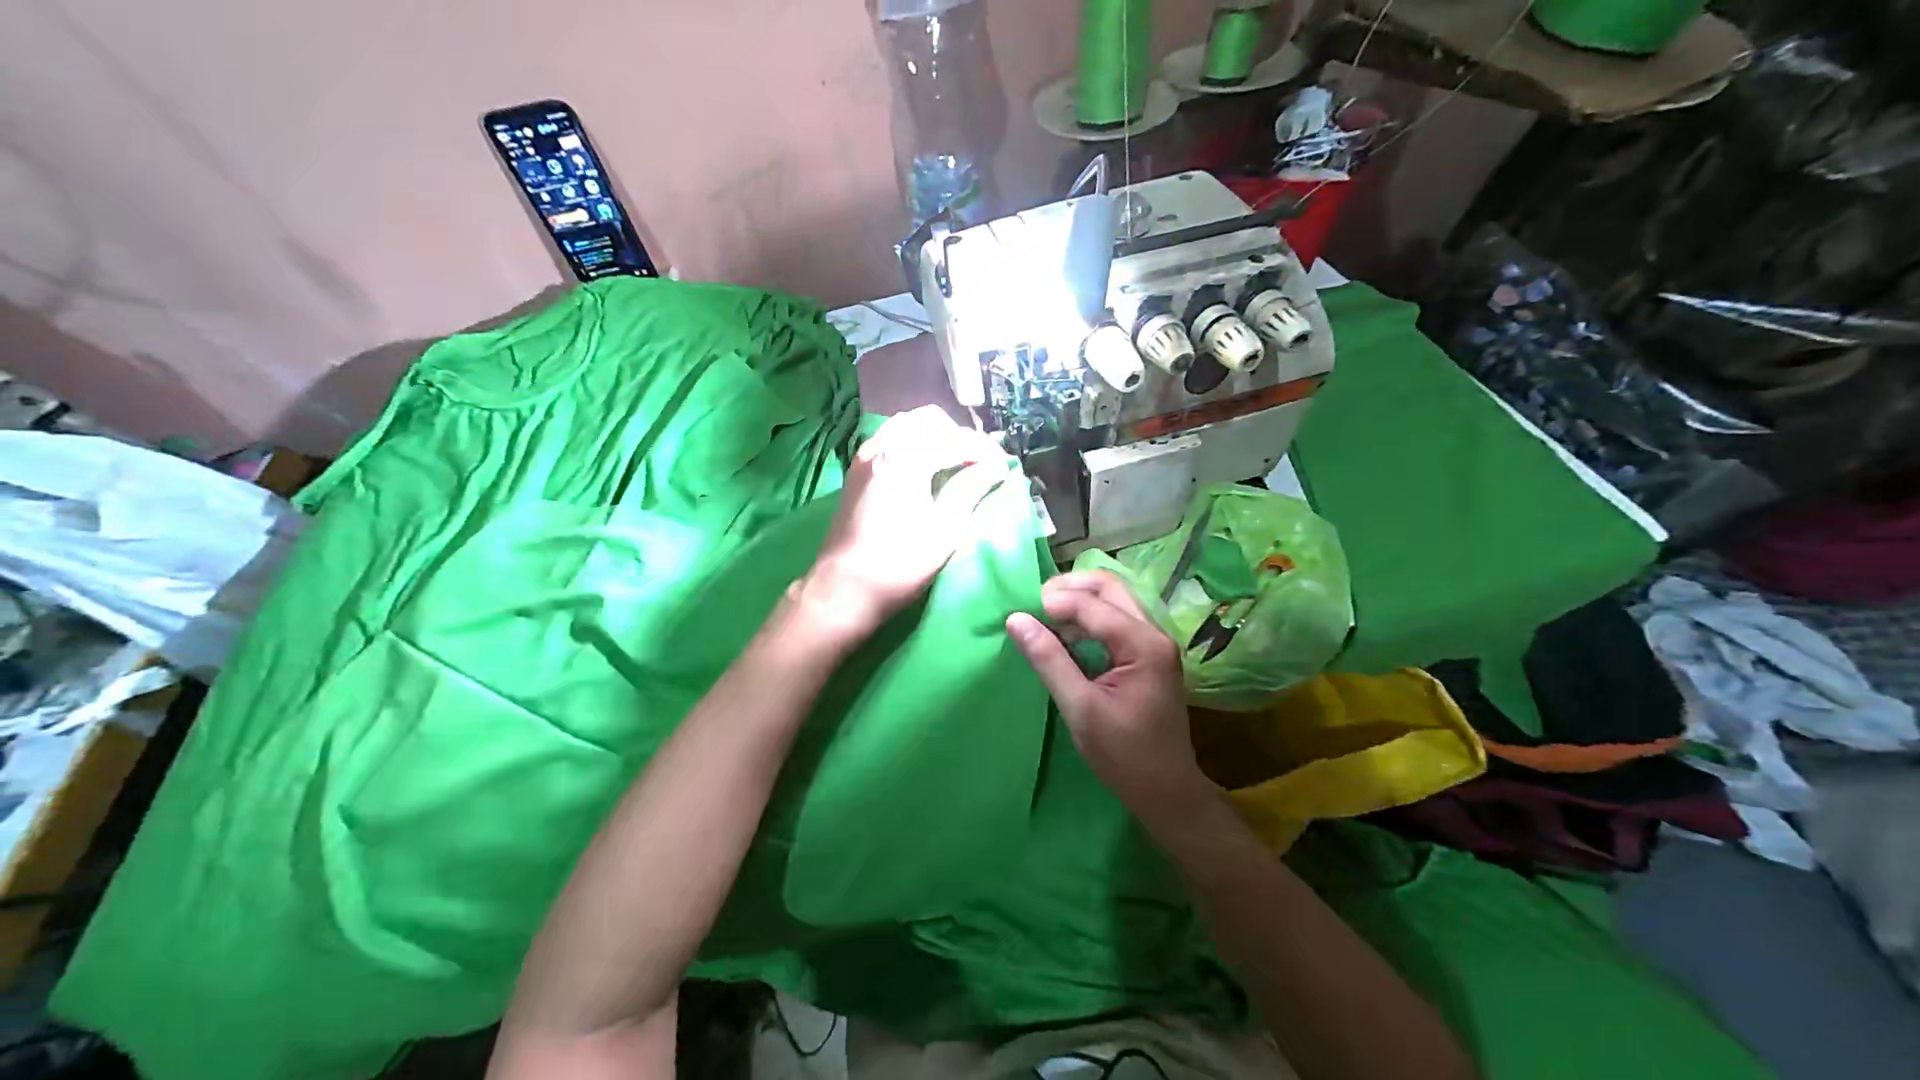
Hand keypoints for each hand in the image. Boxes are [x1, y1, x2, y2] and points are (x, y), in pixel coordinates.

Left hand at [794, 406, 1012, 645]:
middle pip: (930, 421)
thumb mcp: (946, 530)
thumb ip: (970, 490)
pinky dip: (913, 442)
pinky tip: (926, 466)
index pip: (956, 441)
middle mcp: (882, 446)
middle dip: (960, 437)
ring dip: (935, 435)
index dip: (985, 452)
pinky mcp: (857, 470)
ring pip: (907, 425)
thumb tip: (994, 468)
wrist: (843, 588)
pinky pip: (890, 438)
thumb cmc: (899, 564)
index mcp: (905, 459)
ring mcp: (865, 455)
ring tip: (955, 461)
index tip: (1005, 468)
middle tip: (980, 463)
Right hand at [1006, 572, 1215, 827]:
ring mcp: (1154, 643)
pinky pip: (1116, 621)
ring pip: (1114, 600)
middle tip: (1032, 605)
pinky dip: (1088, 620)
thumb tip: (1015, 620)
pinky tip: (1064, 636)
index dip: (1052, 602)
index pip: (1092, 604)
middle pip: (1109, 587)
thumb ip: (1048, 660)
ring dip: (1078, 602)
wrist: (1167, 791)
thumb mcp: (1080, 708)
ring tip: (1042, 619)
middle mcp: (1154, 634)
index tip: (1018, 613)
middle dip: (1068, 588)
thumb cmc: (1124, 755)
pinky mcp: (1148, 655)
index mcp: (1144, 644)